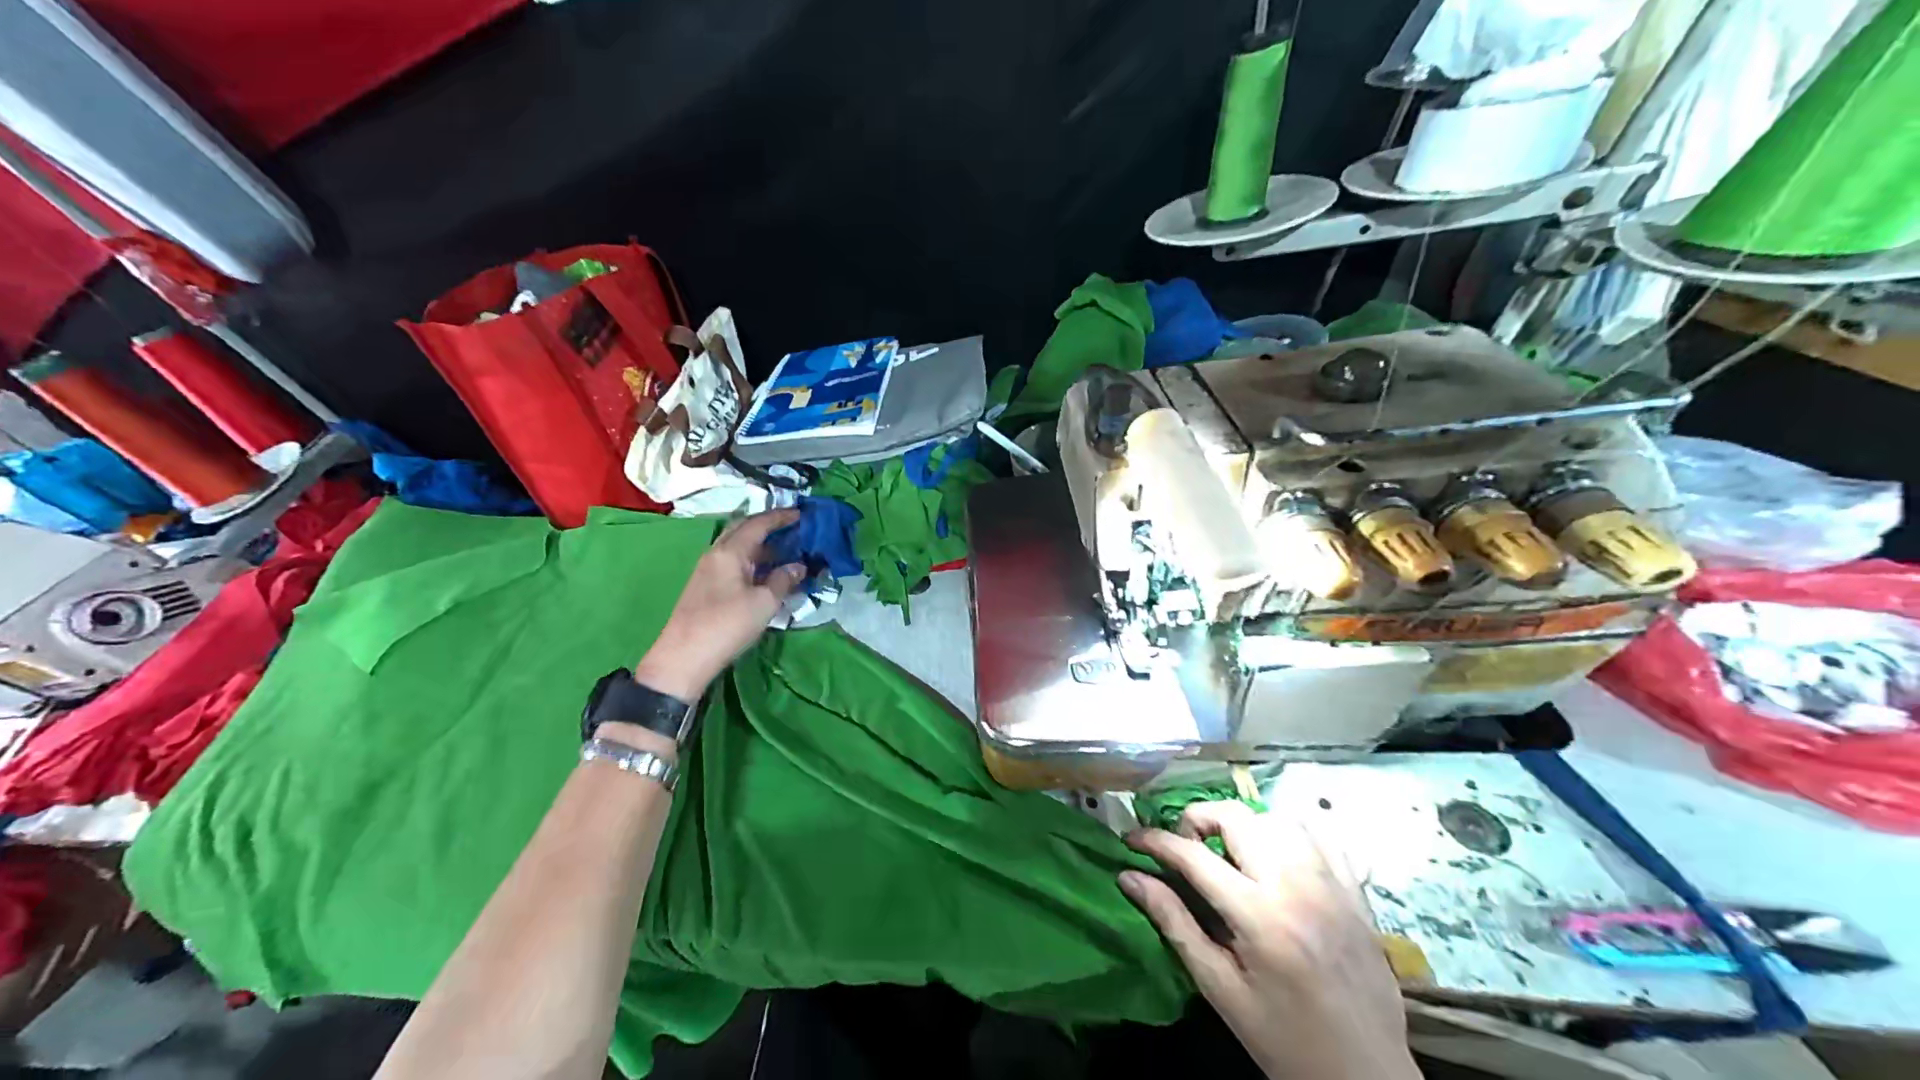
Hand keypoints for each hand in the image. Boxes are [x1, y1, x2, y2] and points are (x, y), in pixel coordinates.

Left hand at [632, 509, 805, 702]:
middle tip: (792, 528)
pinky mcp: (706, 587)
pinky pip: (733, 563)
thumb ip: (782, 580)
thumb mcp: (764, 603)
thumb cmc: (727, 625)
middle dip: (768, 526)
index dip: (780, 517)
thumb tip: (798, 566)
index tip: (801, 514)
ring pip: (738, 547)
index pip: (757, 524)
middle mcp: (716, 554)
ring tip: (786, 551)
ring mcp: (708, 570)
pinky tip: (766, 573)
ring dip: (761, 545)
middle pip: (743, 530)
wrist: (684, 657)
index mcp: (729, 551)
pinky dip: (752, 561)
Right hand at [1119, 802, 1416, 1079]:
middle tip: (1183, 845)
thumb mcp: (1220, 989)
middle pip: (1236, 819)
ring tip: (1230, 852)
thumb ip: (1175, 924)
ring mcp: (1332, 886)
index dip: (1154, 841)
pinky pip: (1322, 836)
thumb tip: (1130, 878)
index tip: (1132, 840)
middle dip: (1197, 819)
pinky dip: (1291, 833)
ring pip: (1278, 819)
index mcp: (1260, 917)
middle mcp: (1297, 887)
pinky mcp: (1356, 894)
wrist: (1366, 1078)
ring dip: (1244, 825)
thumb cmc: (1284, 1040)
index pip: (1193, 856)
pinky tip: (1277, 854)